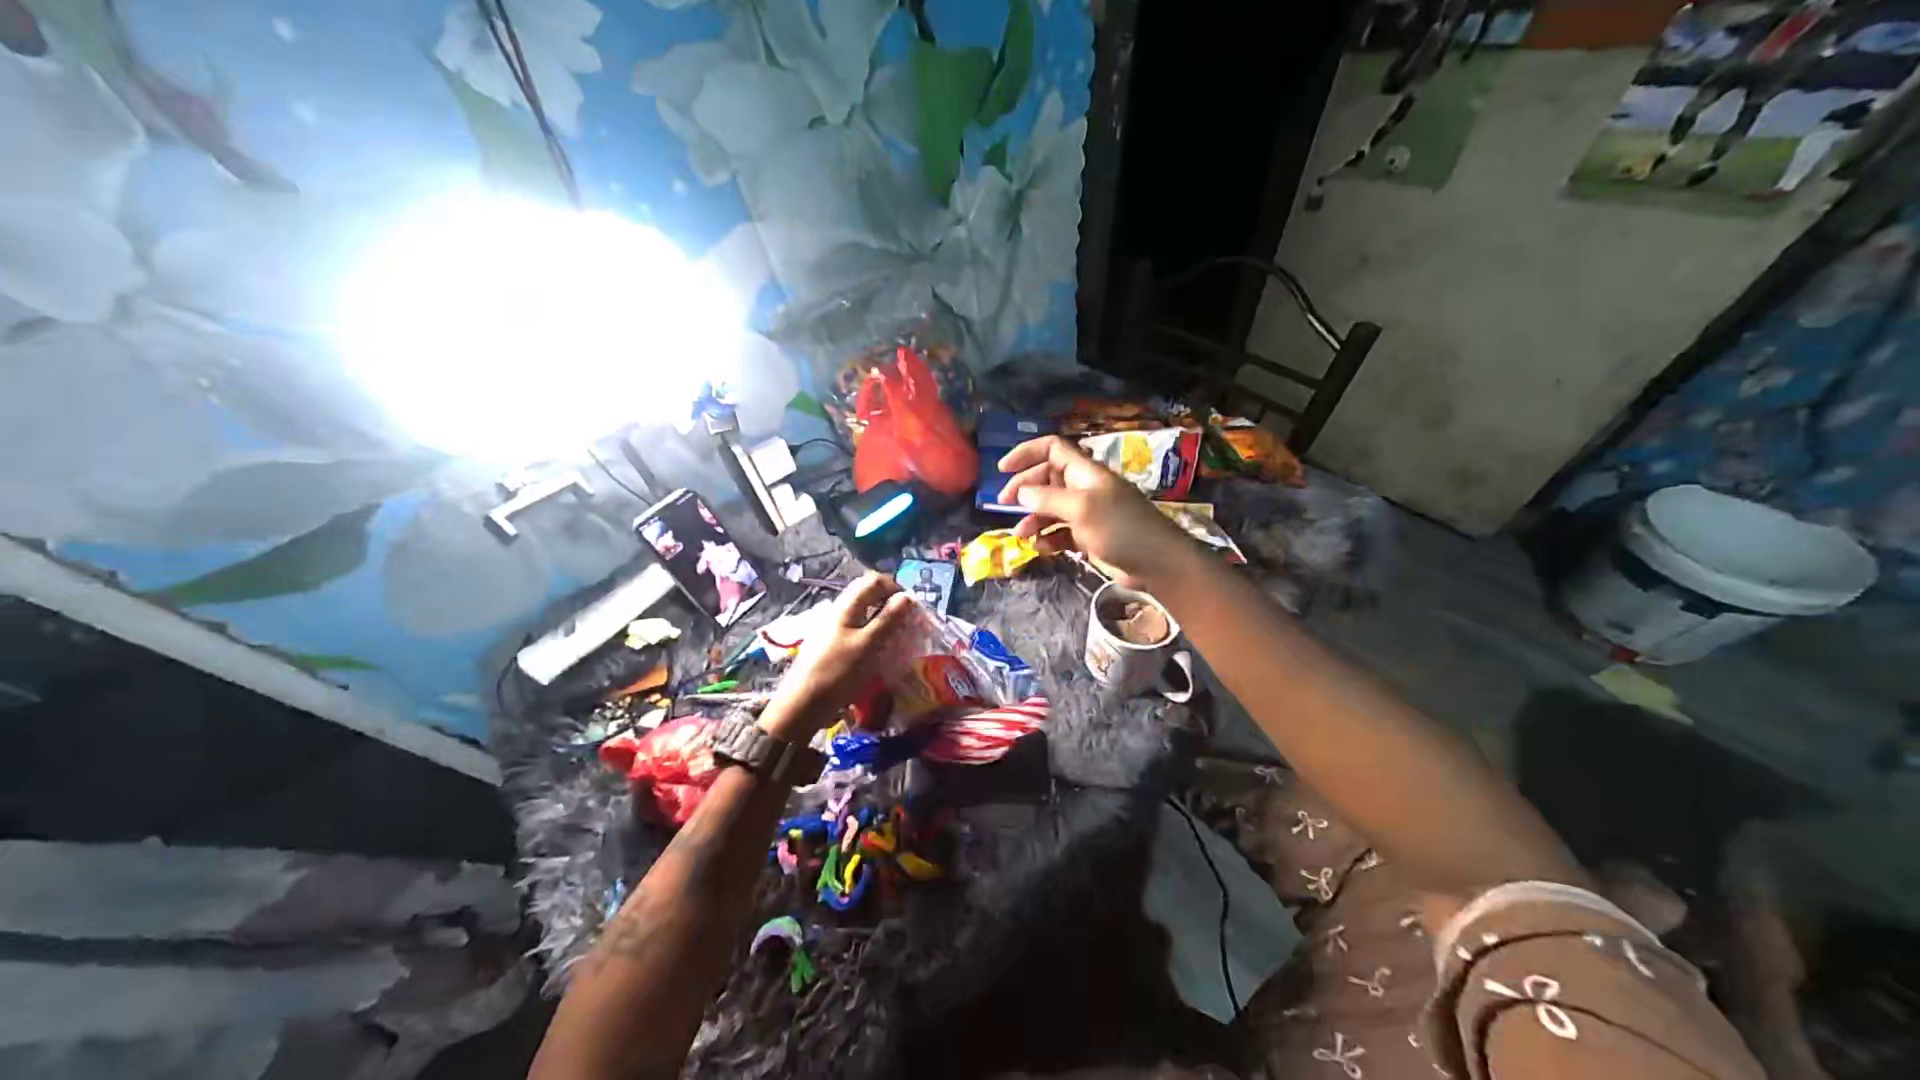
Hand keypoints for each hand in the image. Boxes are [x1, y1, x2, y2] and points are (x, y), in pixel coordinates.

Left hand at [761, 572, 914, 738]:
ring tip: (896, 640)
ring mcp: (832, 627)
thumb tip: (907, 596)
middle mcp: (838, 610)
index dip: (896, 589)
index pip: (875, 580)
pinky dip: (872, 634)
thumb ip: (888, 619)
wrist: (802, 704)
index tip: (912, 610)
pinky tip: (877, 652)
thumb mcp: (868, 645)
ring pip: (863, 613)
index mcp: (847, 605)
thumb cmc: (837, 672)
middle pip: (869, 595)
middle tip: (906, 624)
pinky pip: (856, 630)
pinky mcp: (830, 644)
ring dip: (882, 621)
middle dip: (891, 605)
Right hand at [996, 435, 1192, 586]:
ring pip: (1050, 508)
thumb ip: (1048, 498)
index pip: (1051, 449)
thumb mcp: (1081, 509)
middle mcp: (1084, 488)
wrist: (1156, 563)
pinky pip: (1060, 532)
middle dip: (1024, 490)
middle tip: (1003, 505)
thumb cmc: (1121, 528)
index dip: (1026, 453)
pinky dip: (1047, 538)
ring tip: (1021, 535)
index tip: (1002, 469)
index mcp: (1084, 472)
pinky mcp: (1089, 536)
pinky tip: (1040, 548)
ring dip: (1032, 518)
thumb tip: (1021, 492)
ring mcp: (1087, 513)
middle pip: (1046, 479)